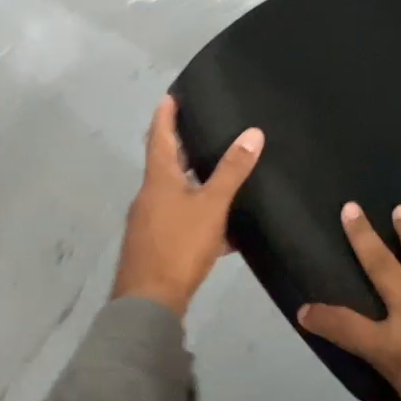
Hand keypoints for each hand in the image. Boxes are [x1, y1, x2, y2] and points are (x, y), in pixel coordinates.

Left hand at [110, 96, 263, 316]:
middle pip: (166, 163)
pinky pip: (179, 218)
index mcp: (159, 180)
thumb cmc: (178, 246)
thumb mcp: (212, 205)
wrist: (148, 305)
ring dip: (193, 179)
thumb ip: (232, 170)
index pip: (160, 137)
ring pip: (174, 191)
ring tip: (219, 169)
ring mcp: (149, 223)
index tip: (171, 95)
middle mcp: (149, 196)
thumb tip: (253, 132)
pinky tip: (223, 224)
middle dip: (183, 145)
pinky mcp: (155, 245)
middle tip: (204, 125)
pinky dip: (197, 212)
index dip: (165, 115)